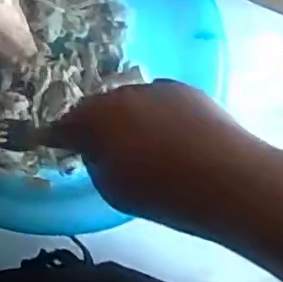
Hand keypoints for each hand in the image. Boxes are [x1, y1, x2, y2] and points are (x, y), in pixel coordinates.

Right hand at [52, 81, 276, 234]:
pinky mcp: (181, 88)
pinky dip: (159, 116)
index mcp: (93, 119)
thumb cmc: (166, 194)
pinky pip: (158, 101)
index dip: (54, 135)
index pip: (62, 126)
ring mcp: (149, 87)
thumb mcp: (114, 191)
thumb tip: (95, 151)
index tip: (48, 141)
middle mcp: (116, 94)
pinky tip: (177, 140)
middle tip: (110, 151)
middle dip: (98, 126)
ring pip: (129, 103)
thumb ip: (95, 164)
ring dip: (130, 119)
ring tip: (149, 148)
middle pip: (97, 109)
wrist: (234, 181)